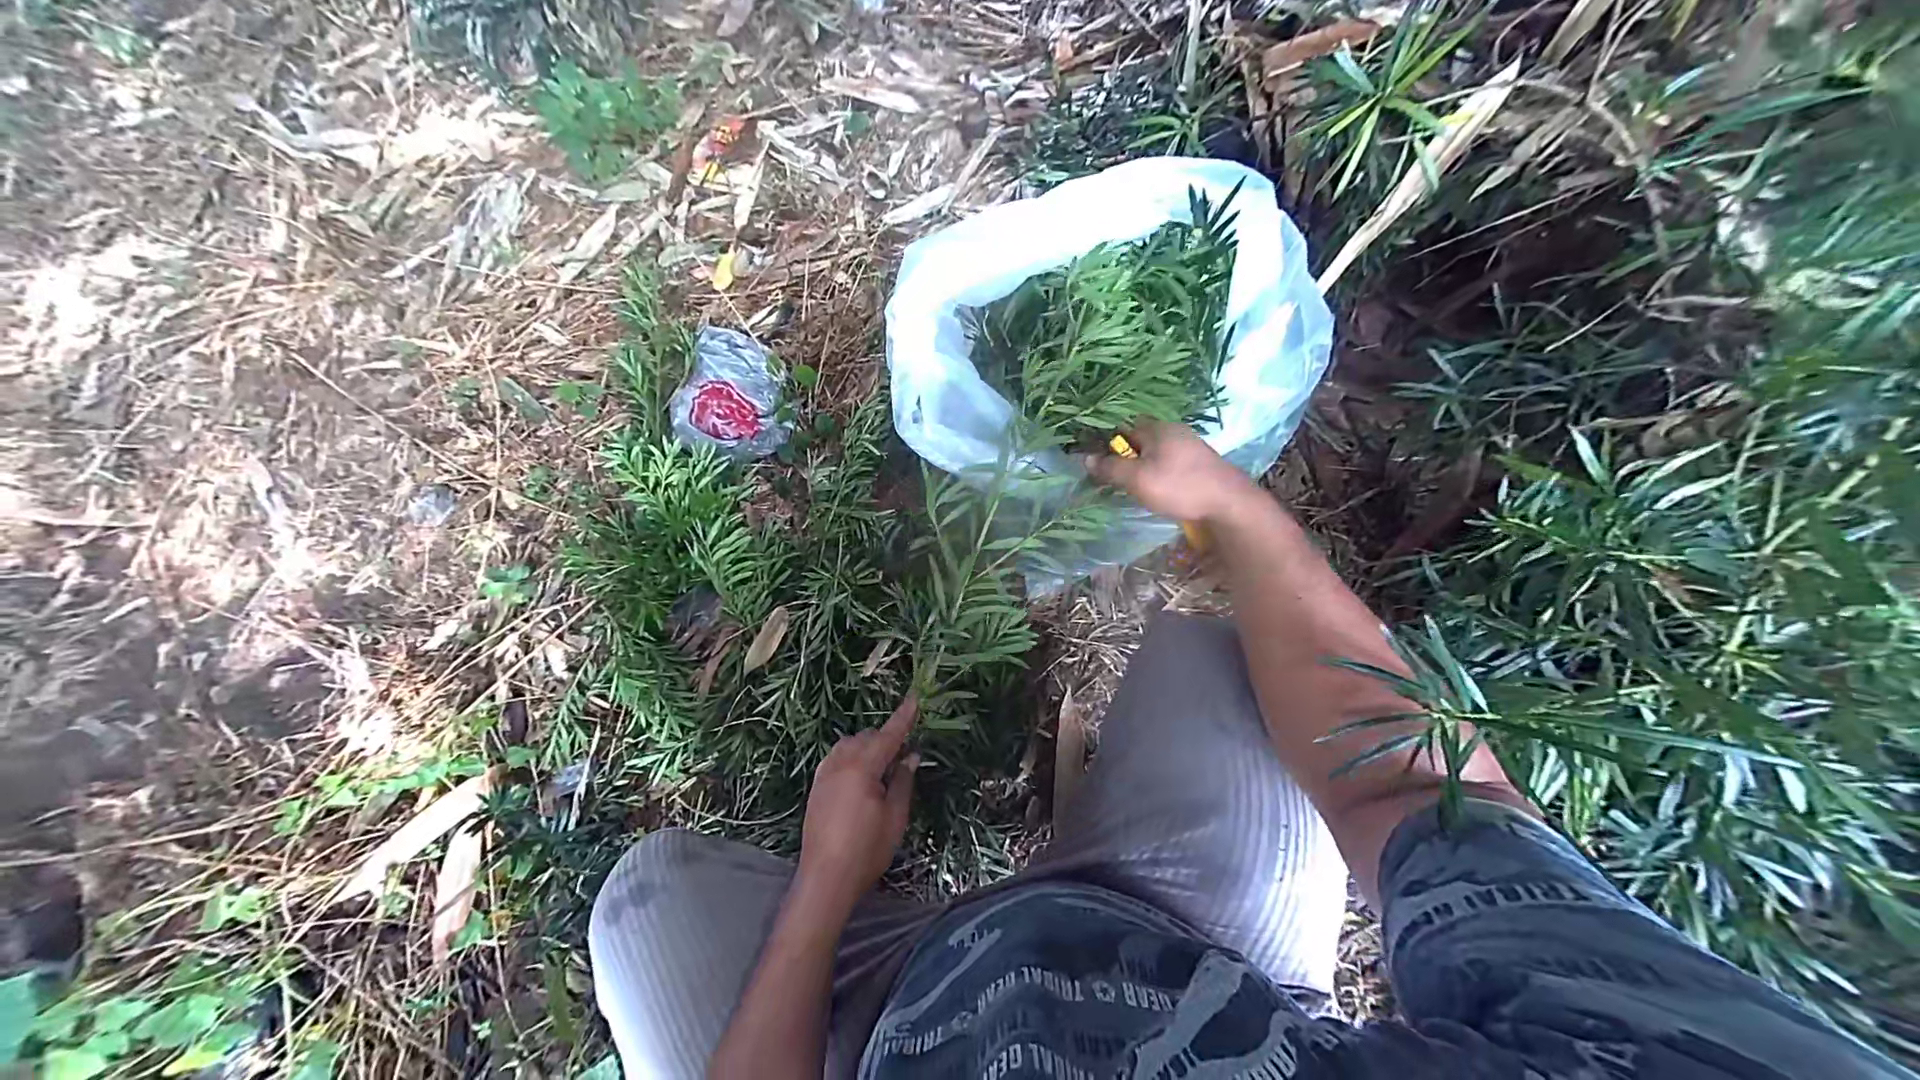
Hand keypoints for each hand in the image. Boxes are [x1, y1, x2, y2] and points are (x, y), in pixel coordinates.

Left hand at [794, 695, 919, 915]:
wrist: (825, 879)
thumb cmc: (867, 849)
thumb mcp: (895, 816)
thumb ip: (903, 781)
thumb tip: (910, 756)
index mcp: (862, 767)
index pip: (888, 735)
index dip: (904, 717)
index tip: (915, 698)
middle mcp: (840, 763)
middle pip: (867, 737)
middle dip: (886, 738)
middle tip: (905, 756)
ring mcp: (824, 775)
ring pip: (849, 745)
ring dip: (867, 747)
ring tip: (883, 767)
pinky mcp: (816, 788)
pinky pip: (836, 758)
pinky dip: (851, 757)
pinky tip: (860, 776)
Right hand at [1084, 419, 1262, 522]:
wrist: (1229, 504)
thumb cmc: (1179, 487)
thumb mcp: (1137, 479)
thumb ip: (1110, 468)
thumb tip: (1086, 458)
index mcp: (1157, 428)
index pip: (1122, 425)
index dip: (1105, 441)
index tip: (1095, 460)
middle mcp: (1174, 430)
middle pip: (1138, 438)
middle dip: (1122, 455)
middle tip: (1111, 477)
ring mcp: (1189, 445)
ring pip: (1153, 451)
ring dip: (1139, 465)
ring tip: (1130, 485)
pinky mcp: (1198, 463)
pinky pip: (1167, 461)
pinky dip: (1155, 471)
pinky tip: (1154, 487)